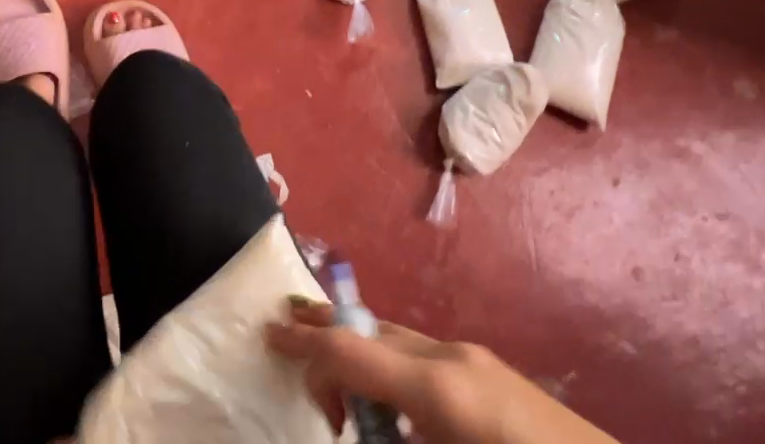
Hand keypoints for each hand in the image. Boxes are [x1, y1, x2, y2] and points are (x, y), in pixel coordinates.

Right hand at [265, 300, 618, 443]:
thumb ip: (394, 430)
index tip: (269, 335)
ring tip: (335, 382)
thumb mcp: (440, 442)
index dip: (304, 345)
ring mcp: (478, 363)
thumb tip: (355, 415)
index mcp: (439, 390)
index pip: (350, 353)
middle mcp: (453, 361)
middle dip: (326, 332)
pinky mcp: (495, 374)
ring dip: (359, 354)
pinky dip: (393, 368)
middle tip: (288, 332)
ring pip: (397, 341)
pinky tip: (394, 401)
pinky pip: (426, 358)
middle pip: (370, 332)